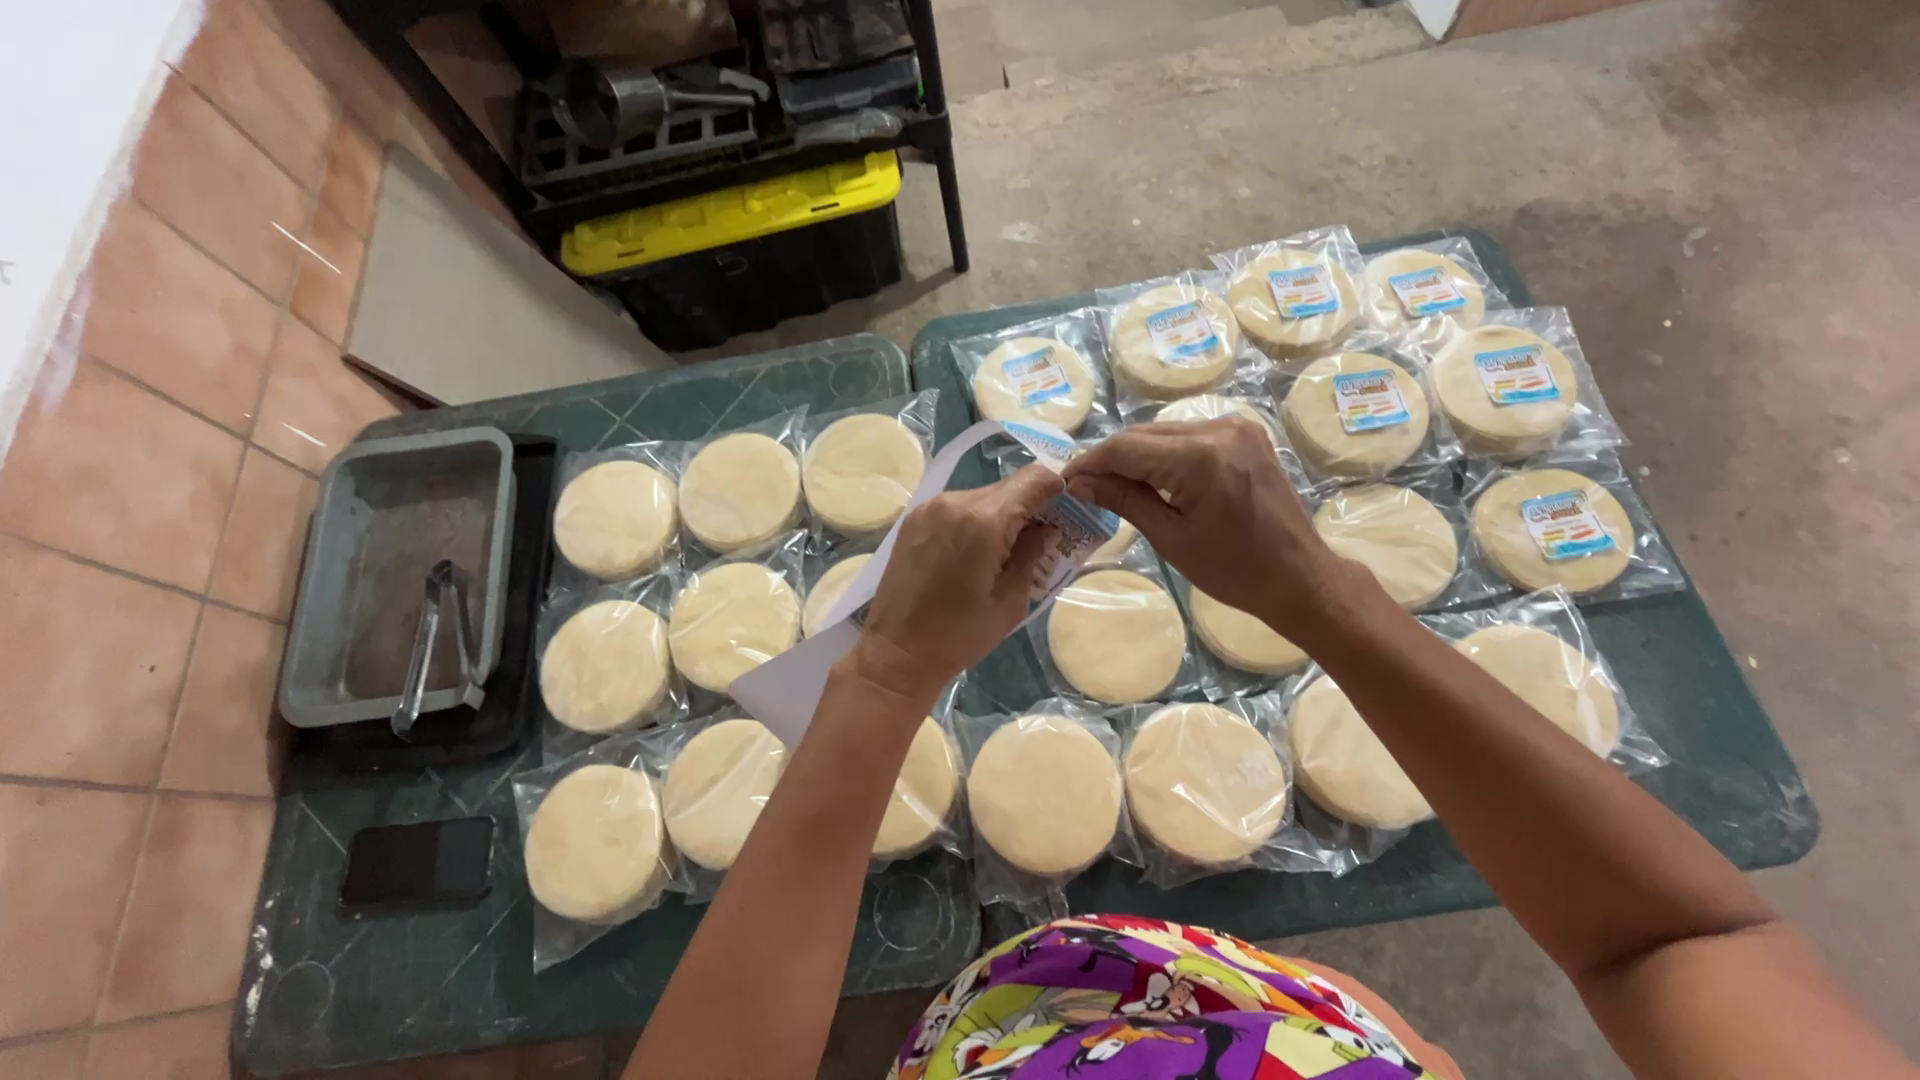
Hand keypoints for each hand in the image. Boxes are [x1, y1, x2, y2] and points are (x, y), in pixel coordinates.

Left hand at [852, 465, 1063, 700]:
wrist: (895, 653)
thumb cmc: (958, 635)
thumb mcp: (1010, 601)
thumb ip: (1032, 554)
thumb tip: (1048, 529)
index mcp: (982, 520)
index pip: (1033, 480)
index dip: (1056, 490)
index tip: (1066, 513)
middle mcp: (953, 502)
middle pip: (1007, 488)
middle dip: (1029, 508)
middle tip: (1039, 542)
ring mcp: (928, 508)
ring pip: (981, 498)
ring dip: (1000, 517)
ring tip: (1003, 555)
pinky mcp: (913, 520)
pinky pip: (956, 509)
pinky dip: (974, 522)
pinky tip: (974, 555)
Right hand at [1063, 419, 1385, 644]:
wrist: (1300, 577)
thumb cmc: (1234, 570)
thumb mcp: (1171, 537)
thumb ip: (1124, 500)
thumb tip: (1080, 483)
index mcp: (1199, 457)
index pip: (1126, 448)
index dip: (1090, 463)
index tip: (1063, 481)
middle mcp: (1219, 429)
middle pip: (1144, 435)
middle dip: (1110, 459)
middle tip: (1081, 486)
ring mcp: (1236, 428)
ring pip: (1165, 433)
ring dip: (1135, 455)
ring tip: (1110, 484)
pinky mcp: (1246, 436)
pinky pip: (1190, 437)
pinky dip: (1164, 454)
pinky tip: (1149, 477)